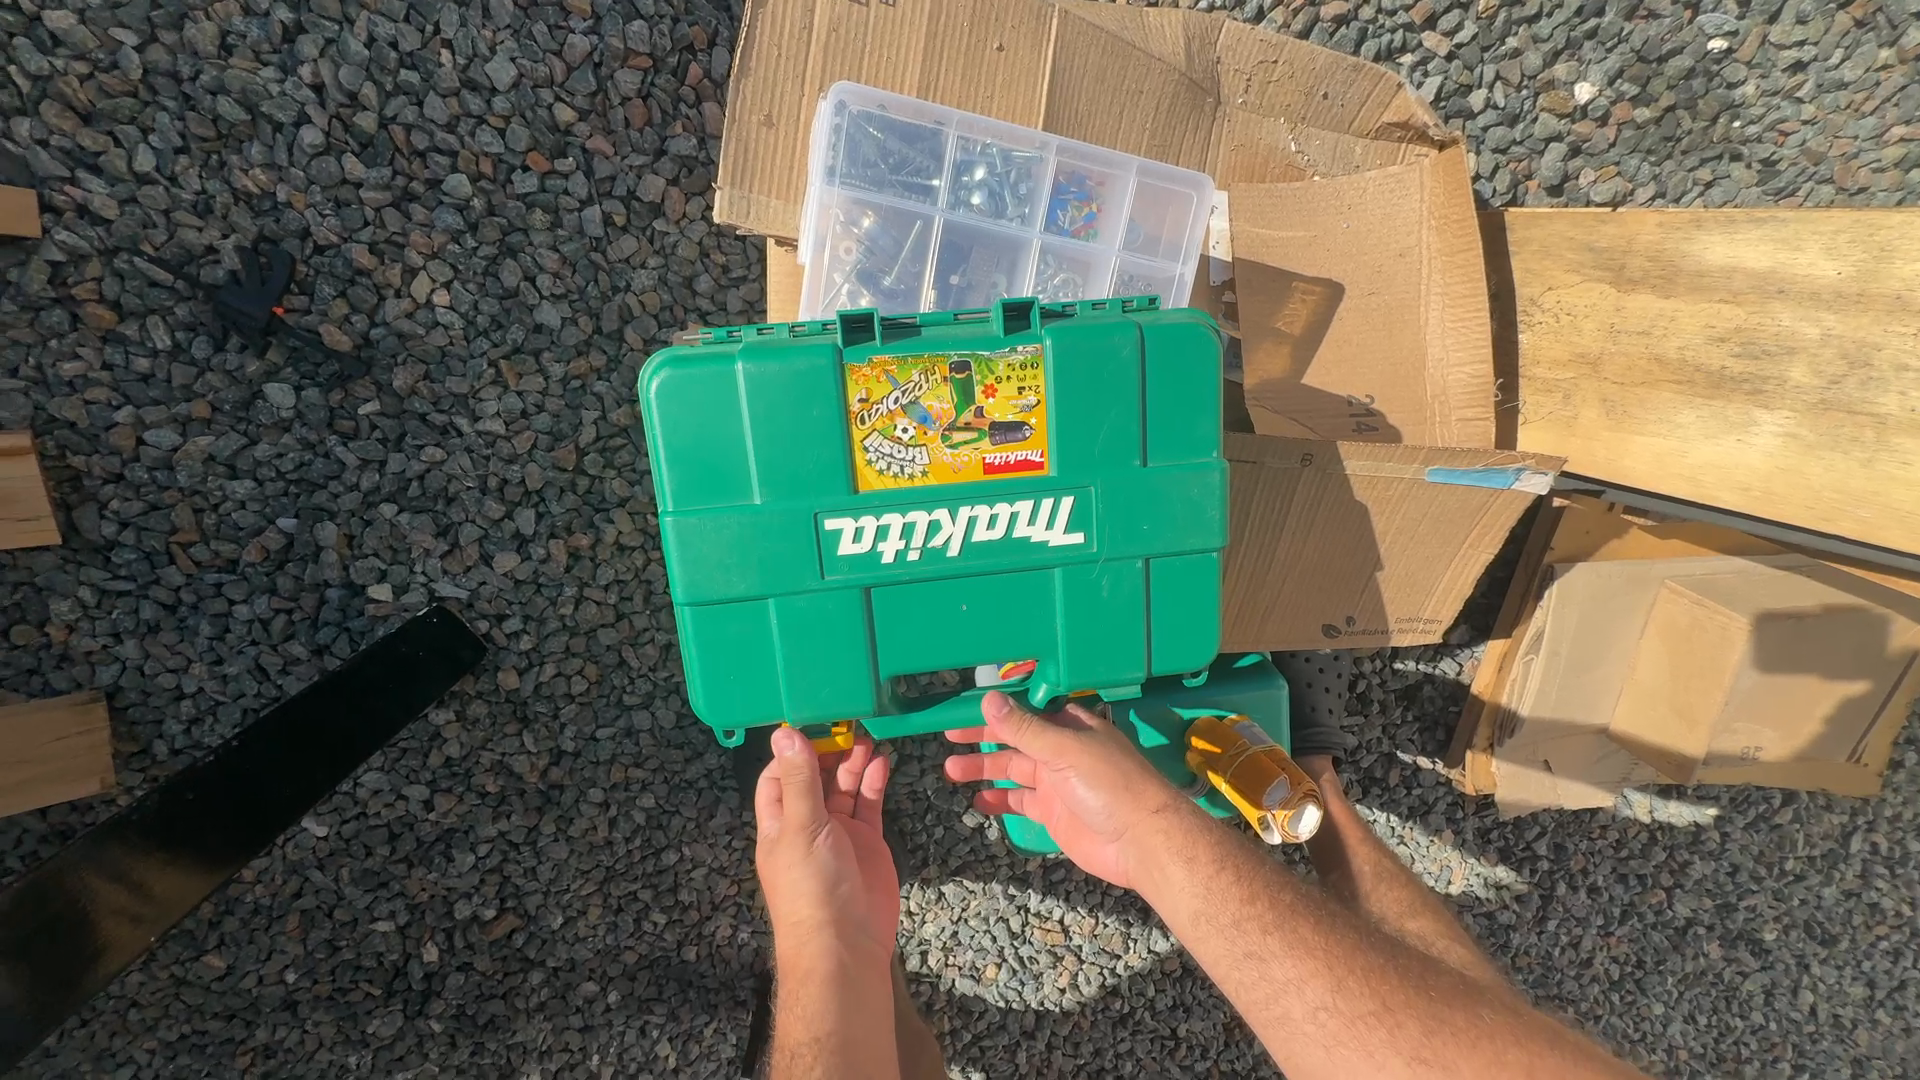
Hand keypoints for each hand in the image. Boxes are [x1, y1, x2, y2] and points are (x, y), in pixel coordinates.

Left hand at [753, 728, 898, 961]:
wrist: (846, 945)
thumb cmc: (812, 886)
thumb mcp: (802, 827)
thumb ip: (800, 780)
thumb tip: (784, 733)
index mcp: (779, 823)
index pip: (779, 777)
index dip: (793, 752)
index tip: (812, 723)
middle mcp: (807, 824)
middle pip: (815, 777)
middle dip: (829, 750)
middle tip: (847, 723)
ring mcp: (839, 832)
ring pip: (844, 786)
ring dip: (853, 761)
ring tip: (866, 737)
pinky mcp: (867, 840)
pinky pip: (869, 803)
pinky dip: (874, 781)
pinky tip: (881, 762)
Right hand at [943, 691, 1195, 889]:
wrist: (1142, 841)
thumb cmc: (1109, 784)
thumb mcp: (1064, 750)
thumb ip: (1024, 728)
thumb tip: (988, 699)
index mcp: (1068, 725)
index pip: (1025, 711)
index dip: (995, 710)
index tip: (963, 709)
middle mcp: (1060, 749)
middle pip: (1014, 739)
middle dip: (982, 739)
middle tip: (947, 739)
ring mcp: (1056, 782)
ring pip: (1012, 769)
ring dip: (984, 768)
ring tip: (950, 770)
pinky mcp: (1054, 813)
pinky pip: (1020, 802)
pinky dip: (1000, 800)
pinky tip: (978, 801)